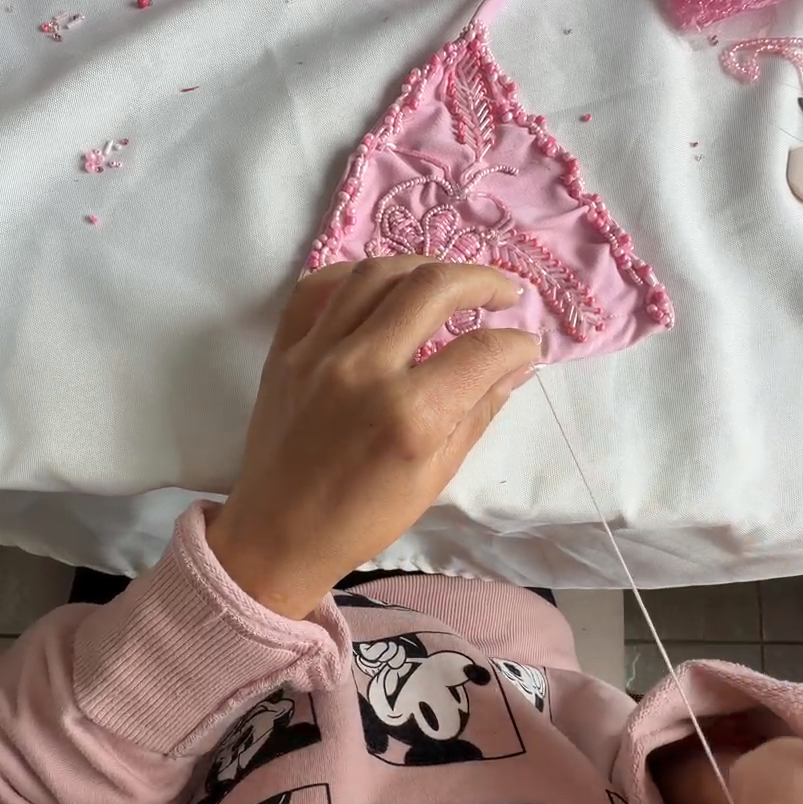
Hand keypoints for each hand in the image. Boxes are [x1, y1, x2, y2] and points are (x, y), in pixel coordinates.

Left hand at [208, 257, 539, 617]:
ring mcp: (316, 353)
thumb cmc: (362, 518)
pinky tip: (380, 288)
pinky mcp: (283, 350)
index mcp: (410, 415)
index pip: (482, 351)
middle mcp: (364, 370)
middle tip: (502, 293)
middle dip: (482, 280)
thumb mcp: (434, 477)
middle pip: (433, 288)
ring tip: (447, 284)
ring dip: (423, 268)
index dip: (517, 343)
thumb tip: (516, 365)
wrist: (277, 534)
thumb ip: (478, 412)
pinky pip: (319, 288)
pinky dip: (355, 276)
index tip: (525, 347)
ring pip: (377, 273)